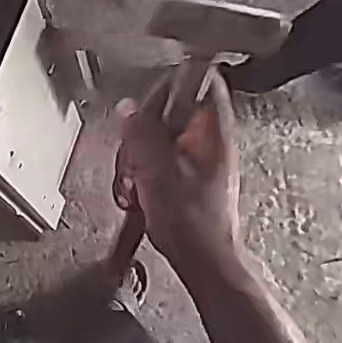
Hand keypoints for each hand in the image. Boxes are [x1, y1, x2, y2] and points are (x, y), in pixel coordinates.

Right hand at [113, 72, 241, 268]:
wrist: (203, 260)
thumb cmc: (192, 222)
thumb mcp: (155, 169)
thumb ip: (141, 133)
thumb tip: (130, 108)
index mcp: (212, 132)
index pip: (202, 83)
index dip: (175, 82)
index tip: (152, 90)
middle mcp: (209, 143)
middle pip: (167, 117)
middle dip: (140, 137)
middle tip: (134, 158)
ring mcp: (199, 163)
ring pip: (157, 143)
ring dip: (137, 162)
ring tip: (136, 186)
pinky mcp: (187, 181)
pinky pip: (157, 165)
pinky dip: (143, 177)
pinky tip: (139, 196)